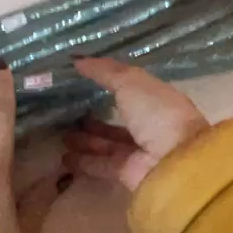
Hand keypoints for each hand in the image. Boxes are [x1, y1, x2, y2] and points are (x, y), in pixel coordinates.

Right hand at [63, 58, 210, 191]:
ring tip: (59, 134)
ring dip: (84, 139)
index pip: (129, 89)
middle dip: (93, 116)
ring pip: (106, 143)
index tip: (80, 79)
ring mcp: (138, 150)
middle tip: (65, 111)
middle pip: (116, 119)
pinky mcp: (126, 172)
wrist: (174, 163)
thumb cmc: (157, 114)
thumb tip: (77, 60)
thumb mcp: (131, 82)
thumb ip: (105, 71)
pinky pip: (100, 164)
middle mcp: (148, 125)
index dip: (107, 82)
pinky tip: (63, 156)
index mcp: (156, 100)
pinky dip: (83, 161)